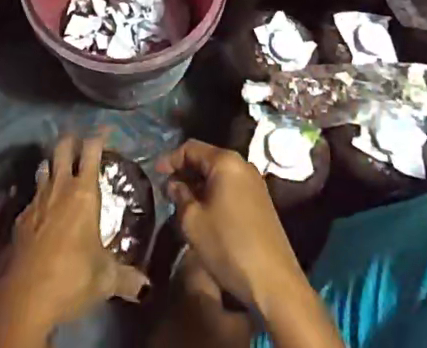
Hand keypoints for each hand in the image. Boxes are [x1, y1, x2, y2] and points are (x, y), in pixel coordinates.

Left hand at [0, 133, 150, 339]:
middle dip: (71, 140)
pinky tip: (43, 209)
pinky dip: (39, 195)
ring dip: (53, 164)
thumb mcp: (105, 278)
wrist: (24, 299)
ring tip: (60, 168)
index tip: (106, 131)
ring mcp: (36, 202)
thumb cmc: (72, 276)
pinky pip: (32, 197)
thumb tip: (146, 287)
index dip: (99, 136)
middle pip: (62, 148)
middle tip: (80, 140)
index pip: (91, 150)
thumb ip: (127, 278)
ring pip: (44, 168)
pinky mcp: (19, 221)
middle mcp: (59, 189)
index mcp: (84, 192)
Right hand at [154, 140, 304, 312]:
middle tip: (165, 189)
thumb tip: (174, 184)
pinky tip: (202, 211)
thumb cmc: (228, 245)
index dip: (170, 158)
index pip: (192, 147)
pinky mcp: (260, 201)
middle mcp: (243, 165)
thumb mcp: (193, 221)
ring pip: (219, 174)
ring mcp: (255, 183)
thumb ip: (180, 196)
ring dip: (199, 184)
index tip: (155, 174)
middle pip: (207, 159)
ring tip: (180, 201)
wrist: (272, 279)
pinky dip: (213, 193)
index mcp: (226, 162)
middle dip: (185, 171)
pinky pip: (230, 187)